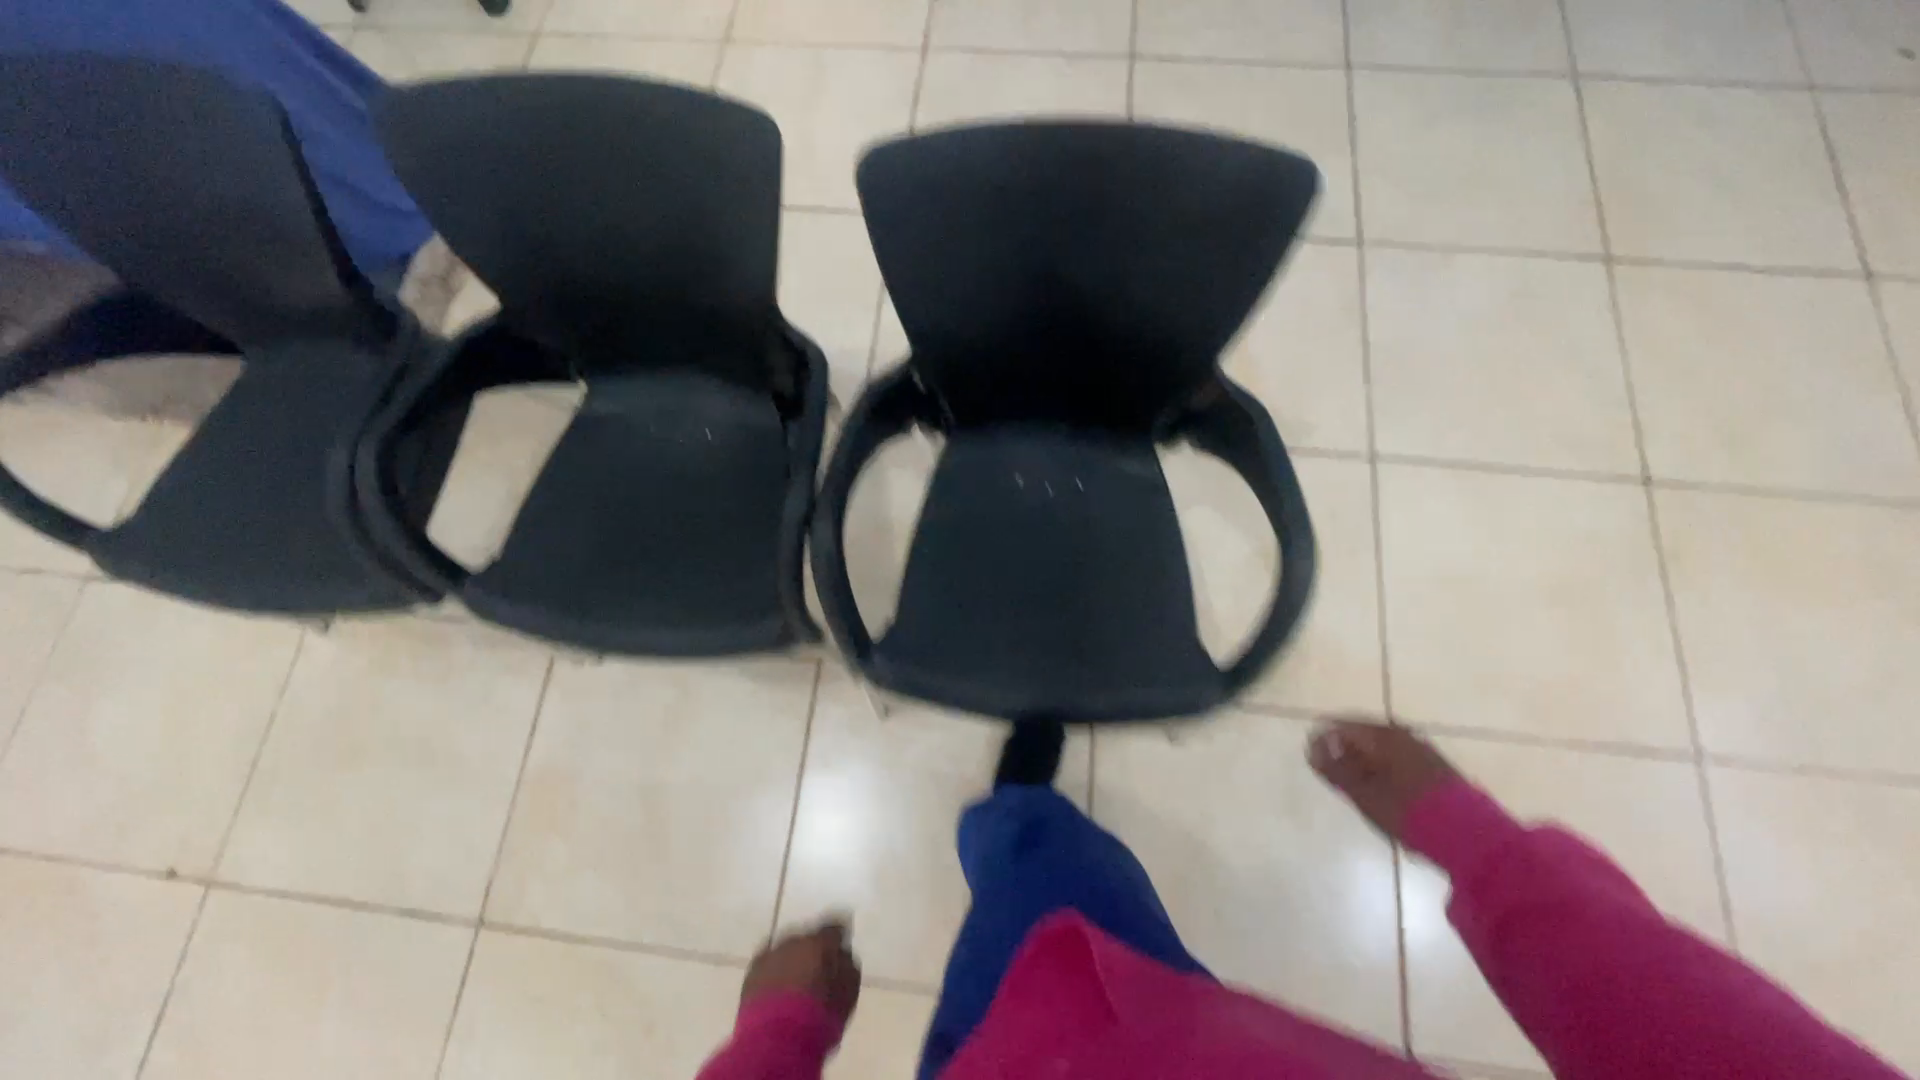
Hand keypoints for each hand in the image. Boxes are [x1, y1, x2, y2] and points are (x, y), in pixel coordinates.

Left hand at [741, 919, 861, 1025]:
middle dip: (812, 951)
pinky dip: (775, 972)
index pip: (834, 929)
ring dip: (792, 961)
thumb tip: (842, 954)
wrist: (777, 1038)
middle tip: (817, 971)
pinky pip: (769, 964)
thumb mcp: (848, 992)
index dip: (838, 938)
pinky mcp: (752, 971)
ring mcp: (771, 954)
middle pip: (807, 938)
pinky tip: (778, 991)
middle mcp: (795, 940)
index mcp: (821, 942)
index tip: (840, 947)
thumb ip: (847, 965)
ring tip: (796, 984)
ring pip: (786, 950)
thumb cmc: (820, 1016)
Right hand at [1308, 717, 1461, 844]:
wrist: (1469, 835)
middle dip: (1344, 745)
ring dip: (1365, 755)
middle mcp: (1402, 734)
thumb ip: (1335, 769)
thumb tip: (1312, 748)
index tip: (1311, 754)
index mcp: (1381, 735)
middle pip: (1363, 731)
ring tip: (1354, 778)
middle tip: (1329, 765)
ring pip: (1383, 744)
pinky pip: (1399, 755)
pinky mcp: (1437, 766)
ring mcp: (1423, 749)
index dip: (1323, 737)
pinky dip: (1384, 764)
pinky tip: (1383, 783)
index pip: (1341, 724)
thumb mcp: (1362, 793)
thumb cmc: (1406, 811)